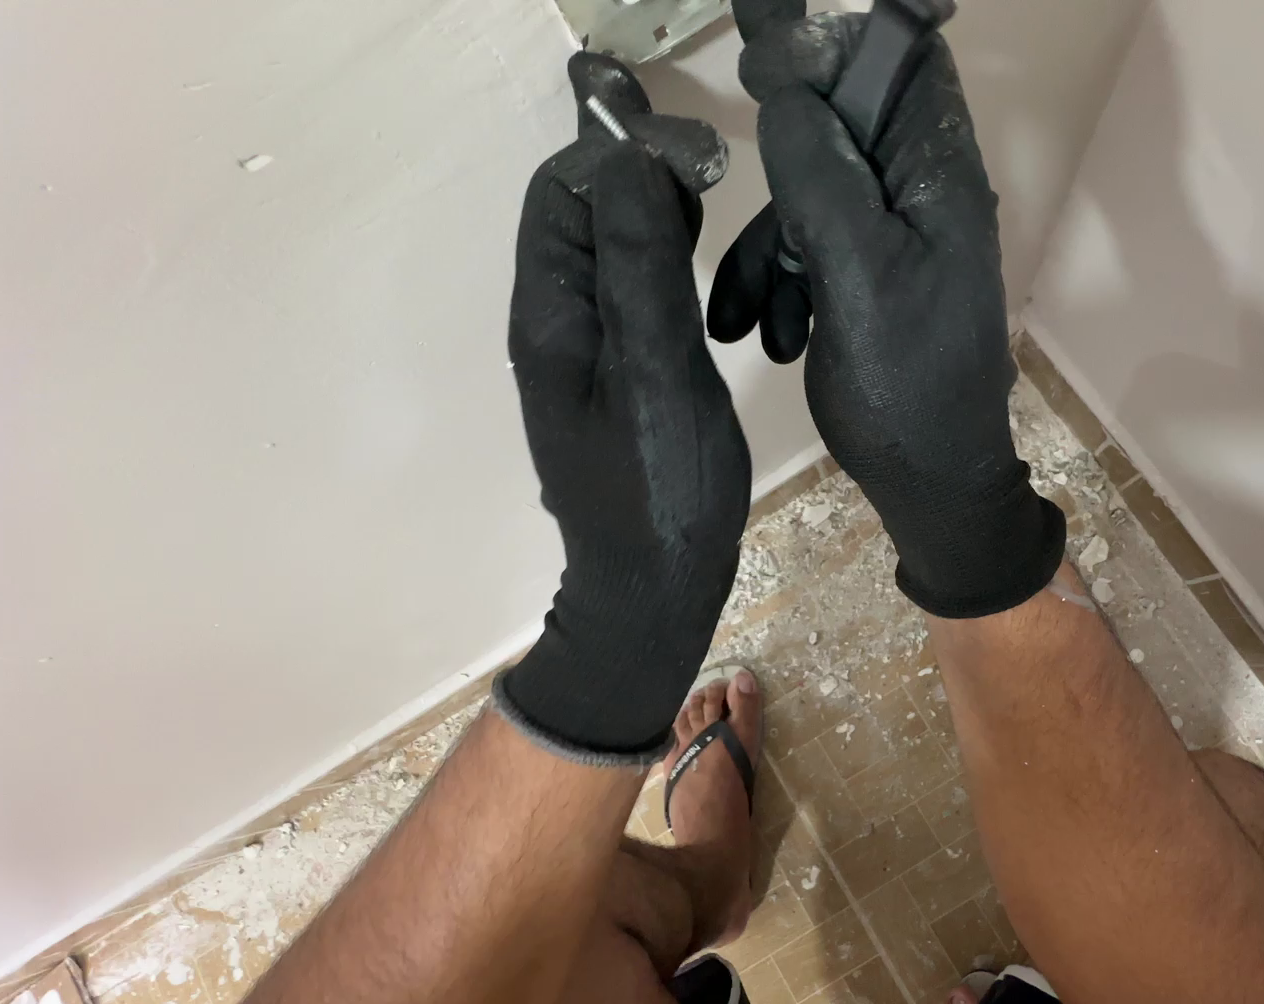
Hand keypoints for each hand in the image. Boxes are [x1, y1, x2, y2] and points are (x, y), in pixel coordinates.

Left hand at [497, 54, 749, 763]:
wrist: (653, 587)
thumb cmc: (661, 492)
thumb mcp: (656, 377)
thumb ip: (642, 271)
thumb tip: (632, 162)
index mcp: (552, 316)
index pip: (563, 192)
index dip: (624, 155)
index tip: (702, 162)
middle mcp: (557, 323)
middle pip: (581, 215)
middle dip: (639, 178)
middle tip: (711, 179)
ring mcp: (587, 353)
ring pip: (608, 252)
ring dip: (652, 217)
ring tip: (710, 211)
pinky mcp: (618, 376)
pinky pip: (630, 295)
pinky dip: (662, 264)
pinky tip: (701, 272)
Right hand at [711, 12, 1063, 617]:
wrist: (929, 481)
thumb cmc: (905, 388)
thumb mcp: (861, 281)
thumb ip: (825, 182)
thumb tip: (787, 96)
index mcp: (938, 181)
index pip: (900, 64)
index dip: (832, 44)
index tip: (759, 50)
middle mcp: (920, 200)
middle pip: (843, 132)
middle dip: (784, 165)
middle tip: (727, 178)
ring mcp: (893, 246)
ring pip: (814, 202)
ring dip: (771, 252)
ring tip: (752, 320)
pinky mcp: (868, 286)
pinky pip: (812, 256)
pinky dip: (782, 288)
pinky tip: (771, 337)